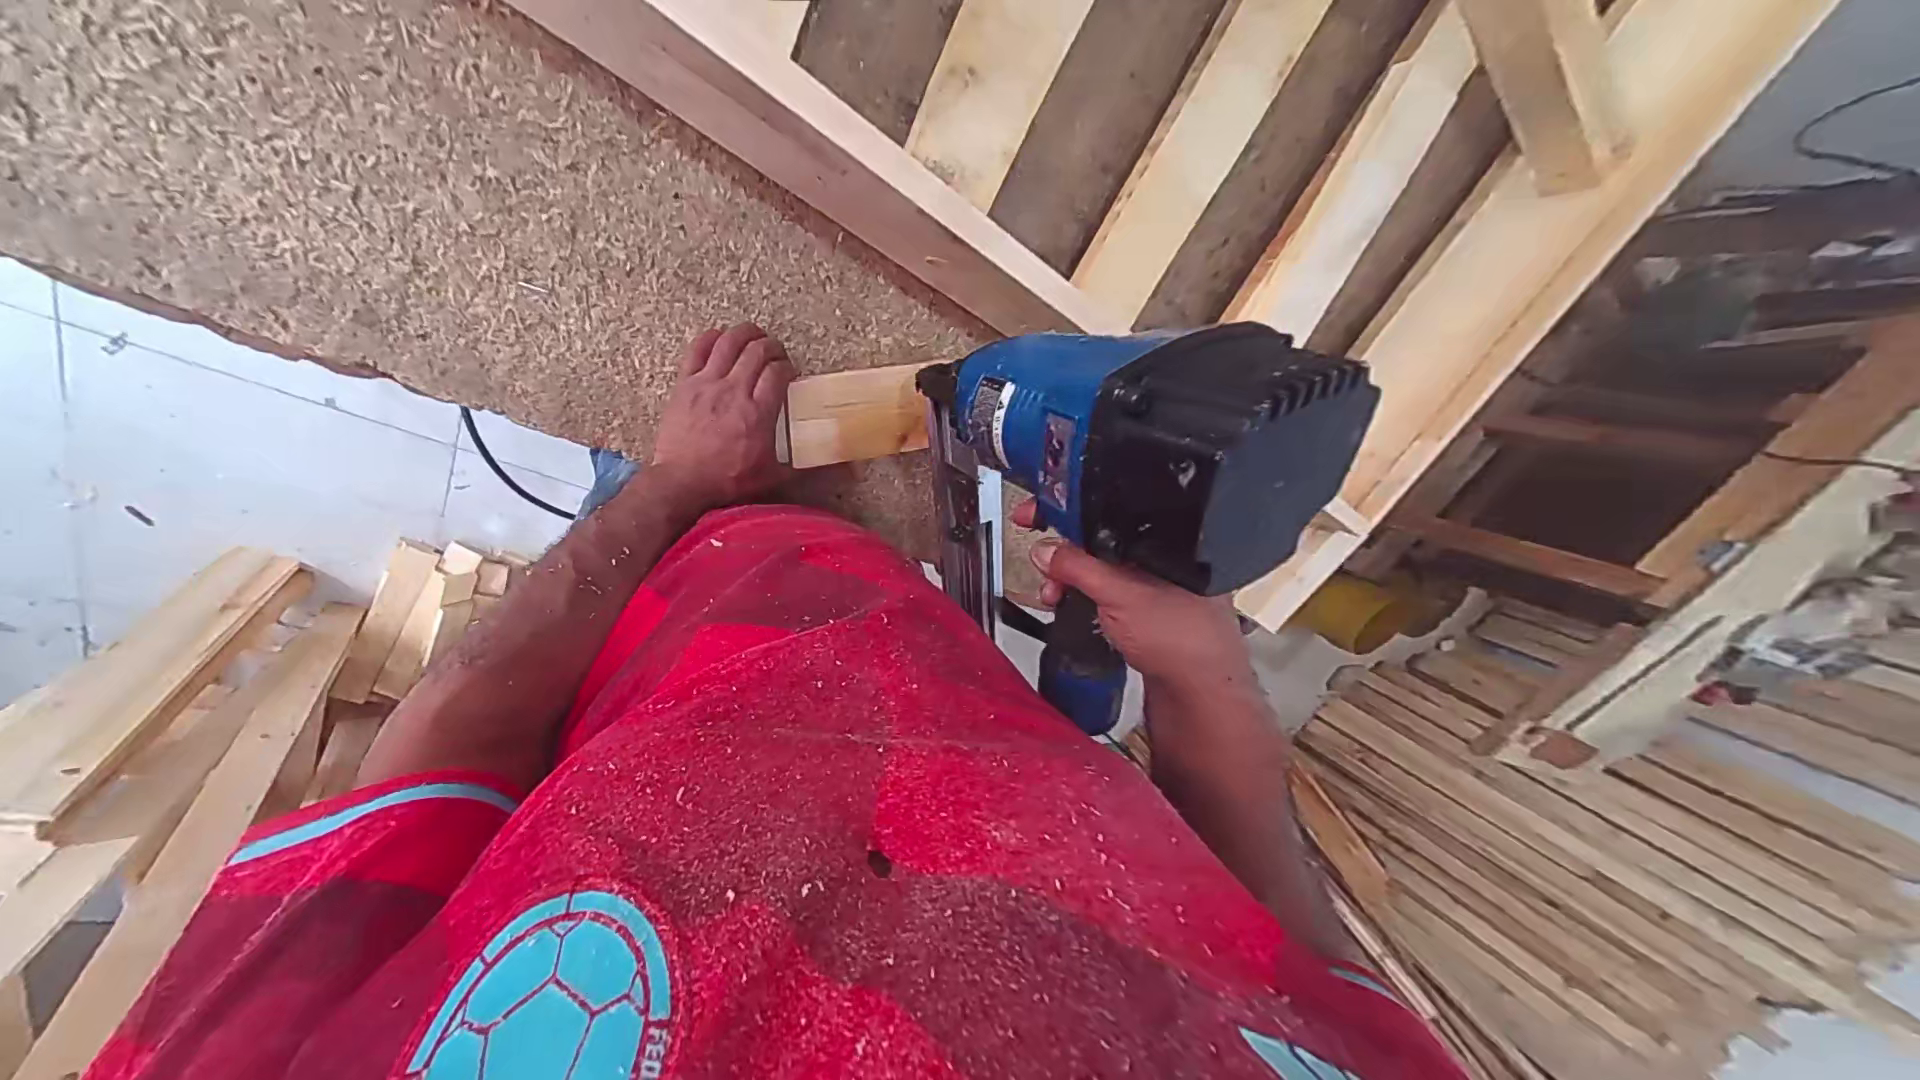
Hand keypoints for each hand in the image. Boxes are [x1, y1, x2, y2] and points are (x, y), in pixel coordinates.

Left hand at [650, 323, 795, 508]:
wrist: (683, 482)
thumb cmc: (727, 481)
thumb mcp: (773, 476)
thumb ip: (804, 467)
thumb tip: (838, 469)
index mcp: (758, 413)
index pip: (778, 372)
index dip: (788, 367)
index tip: (790, 372)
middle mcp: (734, 392)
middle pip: (757, 351)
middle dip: (772, 347)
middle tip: (777, 353)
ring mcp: (707, 384)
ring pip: (729, 343)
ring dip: (745, 333)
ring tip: (754, 334)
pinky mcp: (686, 384)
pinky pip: (698, 349)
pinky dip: (711, 338)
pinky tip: (720, 337)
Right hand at [1012, 498, 1254, 689]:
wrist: (1199, 697)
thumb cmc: (1185, 641)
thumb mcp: (1120, 595)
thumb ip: (1078, 568)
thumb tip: (1046, 550)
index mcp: (1165, 541)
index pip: (1110, 513)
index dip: (1072, 509)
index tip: (1038, 511)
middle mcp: (1160, 560)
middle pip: (1099, 542)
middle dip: (1063, 552)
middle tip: (1040, 560)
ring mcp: (1152, 588)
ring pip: (1099, 571)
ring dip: (1069, 579)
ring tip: (1053, 594)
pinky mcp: (1143, 613)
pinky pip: (1104, 594)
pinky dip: (1083, 598)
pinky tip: (1070, 607)